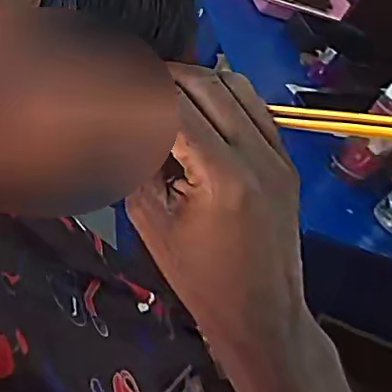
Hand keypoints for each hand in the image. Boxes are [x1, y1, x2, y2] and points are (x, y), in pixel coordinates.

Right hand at [127, 65, 311, 354]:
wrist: (263, 316)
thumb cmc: (198, 276)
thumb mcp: (148, 217)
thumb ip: (134, 160)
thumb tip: (115, 118)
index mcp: (222, 176)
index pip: (172, 106)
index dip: (134, 90)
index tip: (107, 84)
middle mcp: (257, 156)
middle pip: (204, 84)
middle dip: (160, 76)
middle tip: (126, 83)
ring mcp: (278, 155)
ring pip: (233, 84)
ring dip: (192, 79)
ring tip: (159, 90)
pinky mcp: (285, 159)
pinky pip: (253, 105)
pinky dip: (220, 93)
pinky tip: (194, 105)